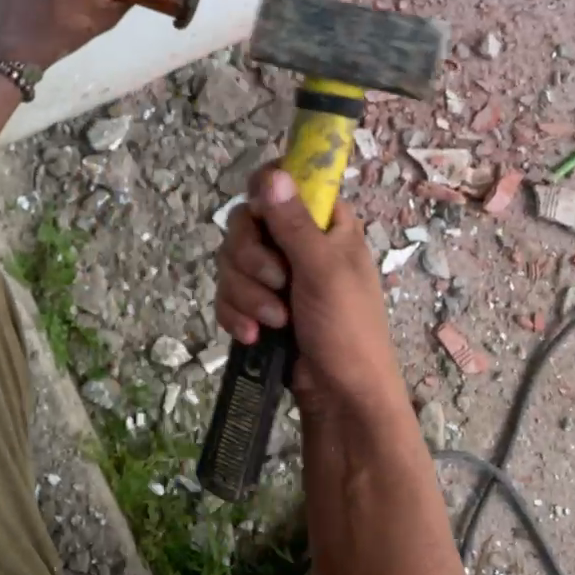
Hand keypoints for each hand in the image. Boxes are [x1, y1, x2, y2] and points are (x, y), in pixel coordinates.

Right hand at [214, 167, 400, 415]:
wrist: (341, 401)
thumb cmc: (348, 330)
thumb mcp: (324, 271)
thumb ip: (294, 223)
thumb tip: (271, 172)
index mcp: (325, 222)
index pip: (286, 180)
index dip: (266, 192)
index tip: (260, 216)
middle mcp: (297, 241)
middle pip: (245, 222)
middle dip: (251, 259)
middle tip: (277, 284)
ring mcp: (275, 274)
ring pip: (231, 260)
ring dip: (247, 294)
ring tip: (274, 322)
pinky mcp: (257, 304)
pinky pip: (227, 292)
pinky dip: (236, 314)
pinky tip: (253, 336)